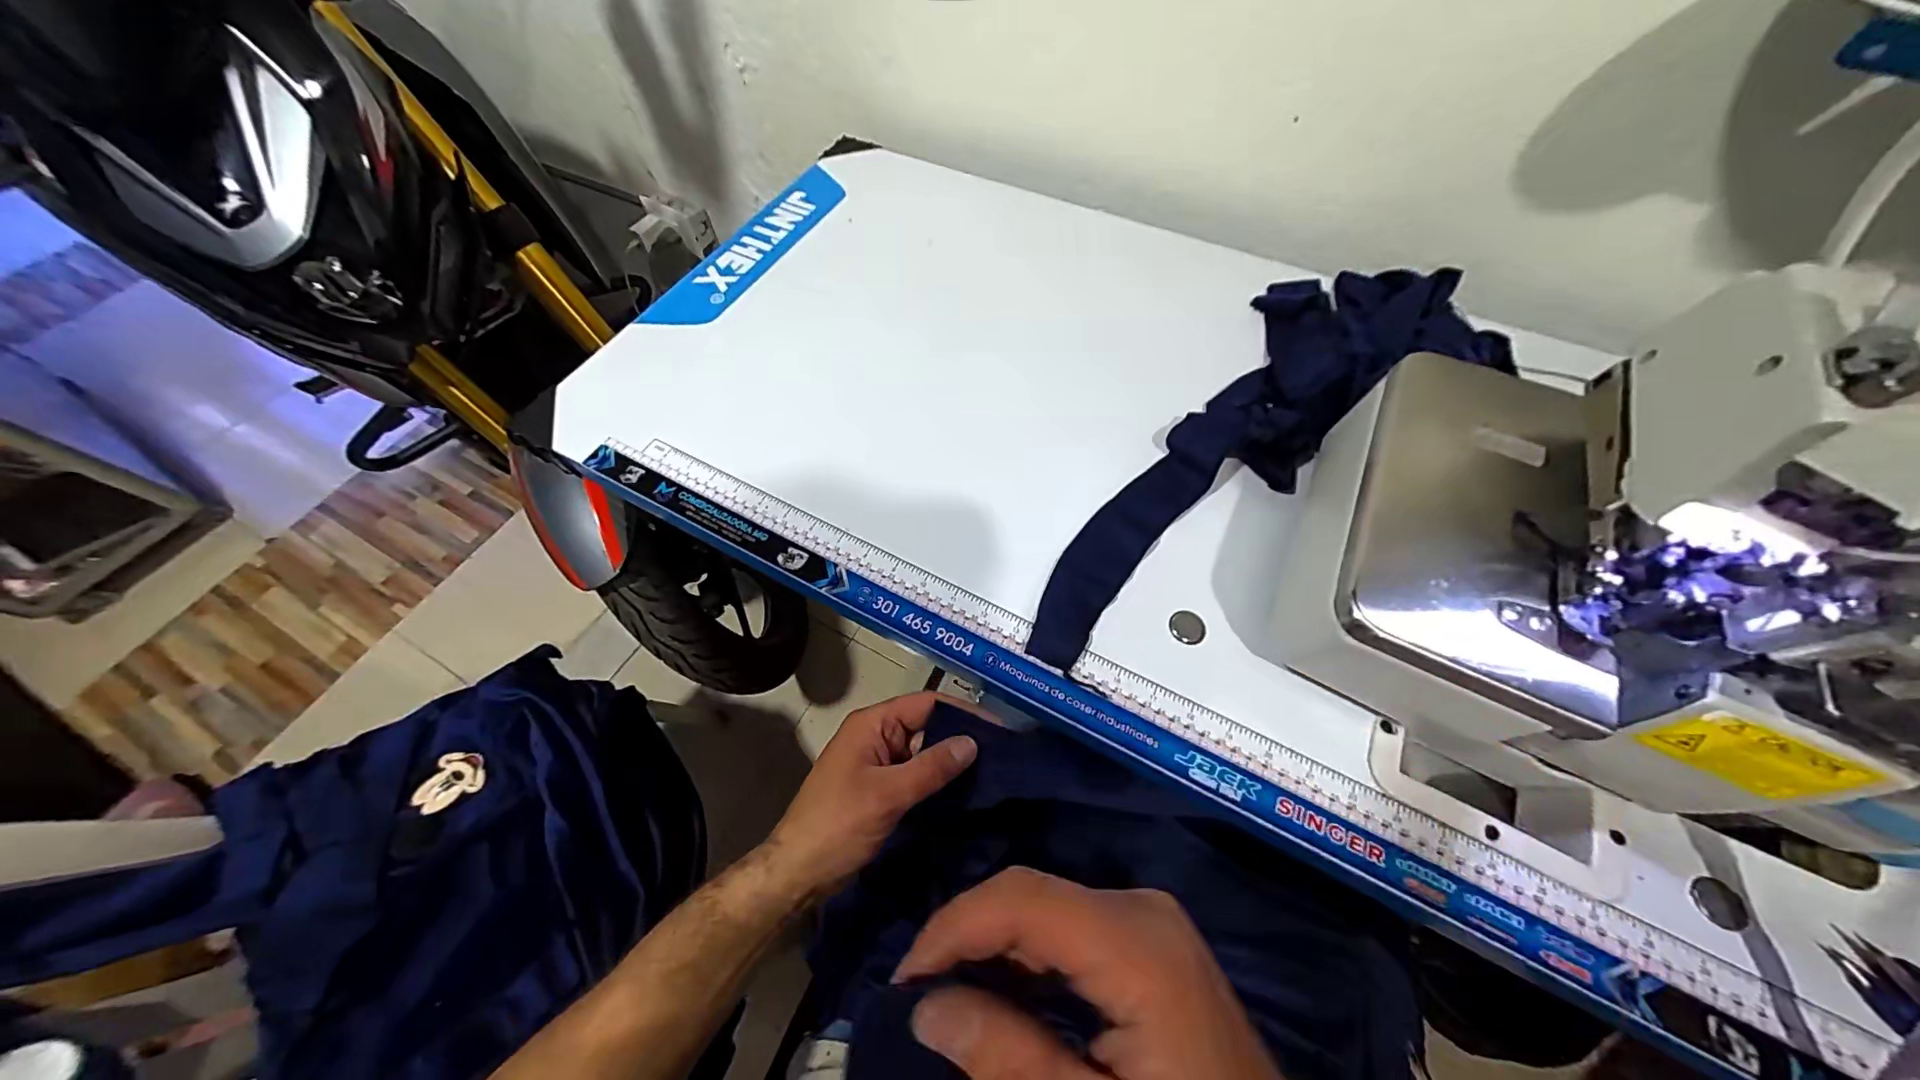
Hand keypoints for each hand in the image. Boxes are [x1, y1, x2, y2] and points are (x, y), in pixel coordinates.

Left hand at [762, 691, 983, 899]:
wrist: (798, 874)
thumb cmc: (838, 825)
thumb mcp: (888, 794)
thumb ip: (932, 766)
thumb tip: (973, 742)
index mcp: (872, 724)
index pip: (927, 703)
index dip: (963, 712)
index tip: (1000, 729)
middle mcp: (876, 737)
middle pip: (928, 726)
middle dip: (962, 737)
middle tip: (1005, 755)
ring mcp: (878, 764)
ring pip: (924, 753)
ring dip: (953, 762)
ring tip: (995, 773)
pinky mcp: (882, 790)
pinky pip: (917, 776)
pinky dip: (939, 782)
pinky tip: (968, 793)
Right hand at [895, 867, 1285, 1079]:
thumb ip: (1009, 1059)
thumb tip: (926, 1007)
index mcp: (1136, 944)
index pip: (1021, 898)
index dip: (953, 928)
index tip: (904, 982)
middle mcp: (1142, 909)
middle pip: (1031, 896)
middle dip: (967, 936)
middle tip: (918, 995)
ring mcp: (1150, 920)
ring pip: (1046, 906)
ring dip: (992, 945)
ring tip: (946, 994)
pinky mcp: (1150, 939)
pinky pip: (1071, 925)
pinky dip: (1026, 954)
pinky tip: (999, 991)